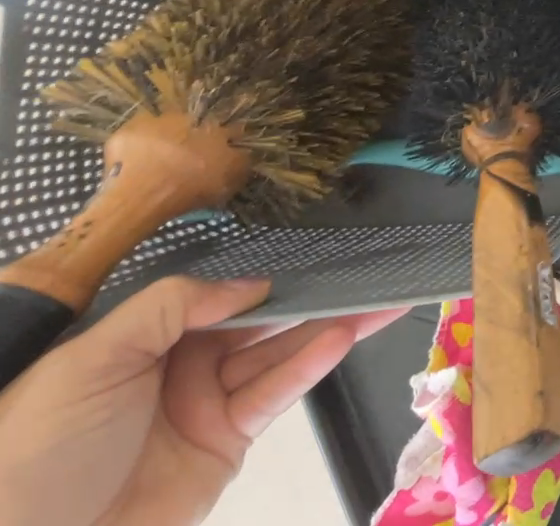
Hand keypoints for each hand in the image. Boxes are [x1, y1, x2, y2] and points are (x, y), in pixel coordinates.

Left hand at [0, 277, 403, 525]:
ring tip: (376, 302)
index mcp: (136, 341)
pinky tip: (341, 340)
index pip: (211, 295)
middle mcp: (175, 365)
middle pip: (256, 321)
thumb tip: (252, 282)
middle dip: (309, 297)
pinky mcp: (229, 437)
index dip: (259, 273)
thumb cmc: (39, 452)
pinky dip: (311, 365)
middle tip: (364, 271)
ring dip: (327, 326)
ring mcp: (204, 402)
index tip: (309, 250)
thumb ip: (168, 308)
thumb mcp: (86, 365)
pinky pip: (275, 392)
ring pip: (277, 353)